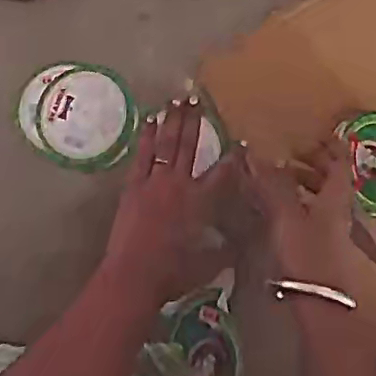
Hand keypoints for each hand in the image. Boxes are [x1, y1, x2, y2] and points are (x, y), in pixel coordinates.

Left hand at [100, 99, 235, 306]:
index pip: (222, 172)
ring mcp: (155, 181)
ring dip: (172, 121)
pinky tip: (149, 120)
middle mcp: (179, 183)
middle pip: (189, 145)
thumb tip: (237, 244)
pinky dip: (146, 136)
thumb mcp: (206, 266)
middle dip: (195, 121)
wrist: (133, 275)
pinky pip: (142, 155)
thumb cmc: (172, 274)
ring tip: (176, 100)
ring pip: (166, 144)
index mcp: (200, 201)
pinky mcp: (134, 185)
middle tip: (198, 99)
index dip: (234, 156)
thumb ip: (224, 251)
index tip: (242, 141)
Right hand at [244, 143, 356, 285]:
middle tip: (288, 159)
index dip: (329, 147)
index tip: (313, 136)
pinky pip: (312, 221)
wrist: (322, 309)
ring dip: (304, 188)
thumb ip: (271, 184)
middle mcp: (339, 212)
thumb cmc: (308, 254)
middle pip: (332, 182)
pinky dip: (298, 209)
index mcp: (336, 197)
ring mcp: (332, 235)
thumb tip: (254, 152)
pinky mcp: (322, 254)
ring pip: (322, 202)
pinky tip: (278, 216)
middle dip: (312, 167)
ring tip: (278, 184)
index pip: (339, 163)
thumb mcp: (287, 215)